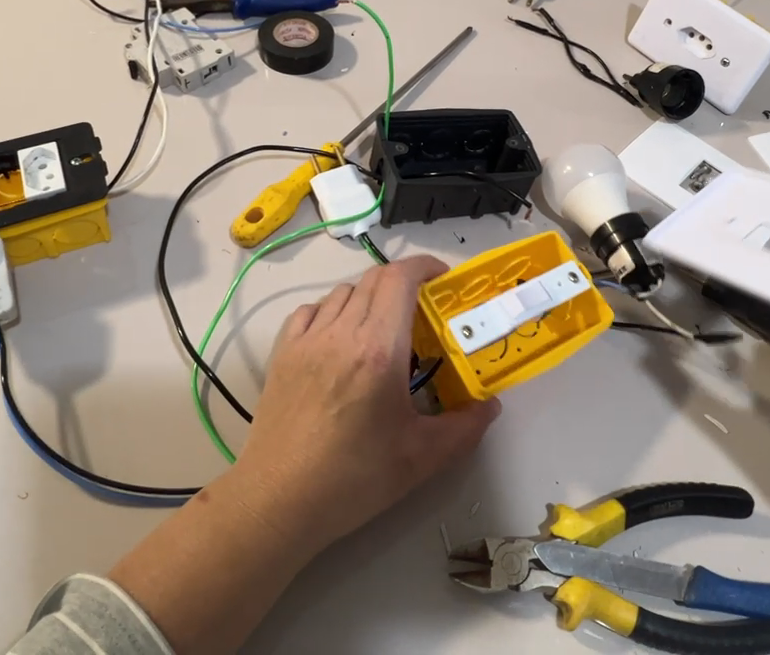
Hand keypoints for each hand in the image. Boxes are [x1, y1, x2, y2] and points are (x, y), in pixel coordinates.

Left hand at [223, 256, 500, 555]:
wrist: (279, 501)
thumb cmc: (353, 479)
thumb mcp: (421, 458)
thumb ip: (464, 427)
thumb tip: (490, 404)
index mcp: (378, 350)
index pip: (400, 279)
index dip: (425, 267)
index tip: (443, 280)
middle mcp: (341, 333)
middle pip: (374, 279)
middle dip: (404, 282)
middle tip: (422, 309)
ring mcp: (306, 340)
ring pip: (343, 292)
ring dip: (369, 297)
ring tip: (383, 328)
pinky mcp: (282, 353)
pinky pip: (311, 311)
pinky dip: (332, 311)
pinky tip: (341, 339)